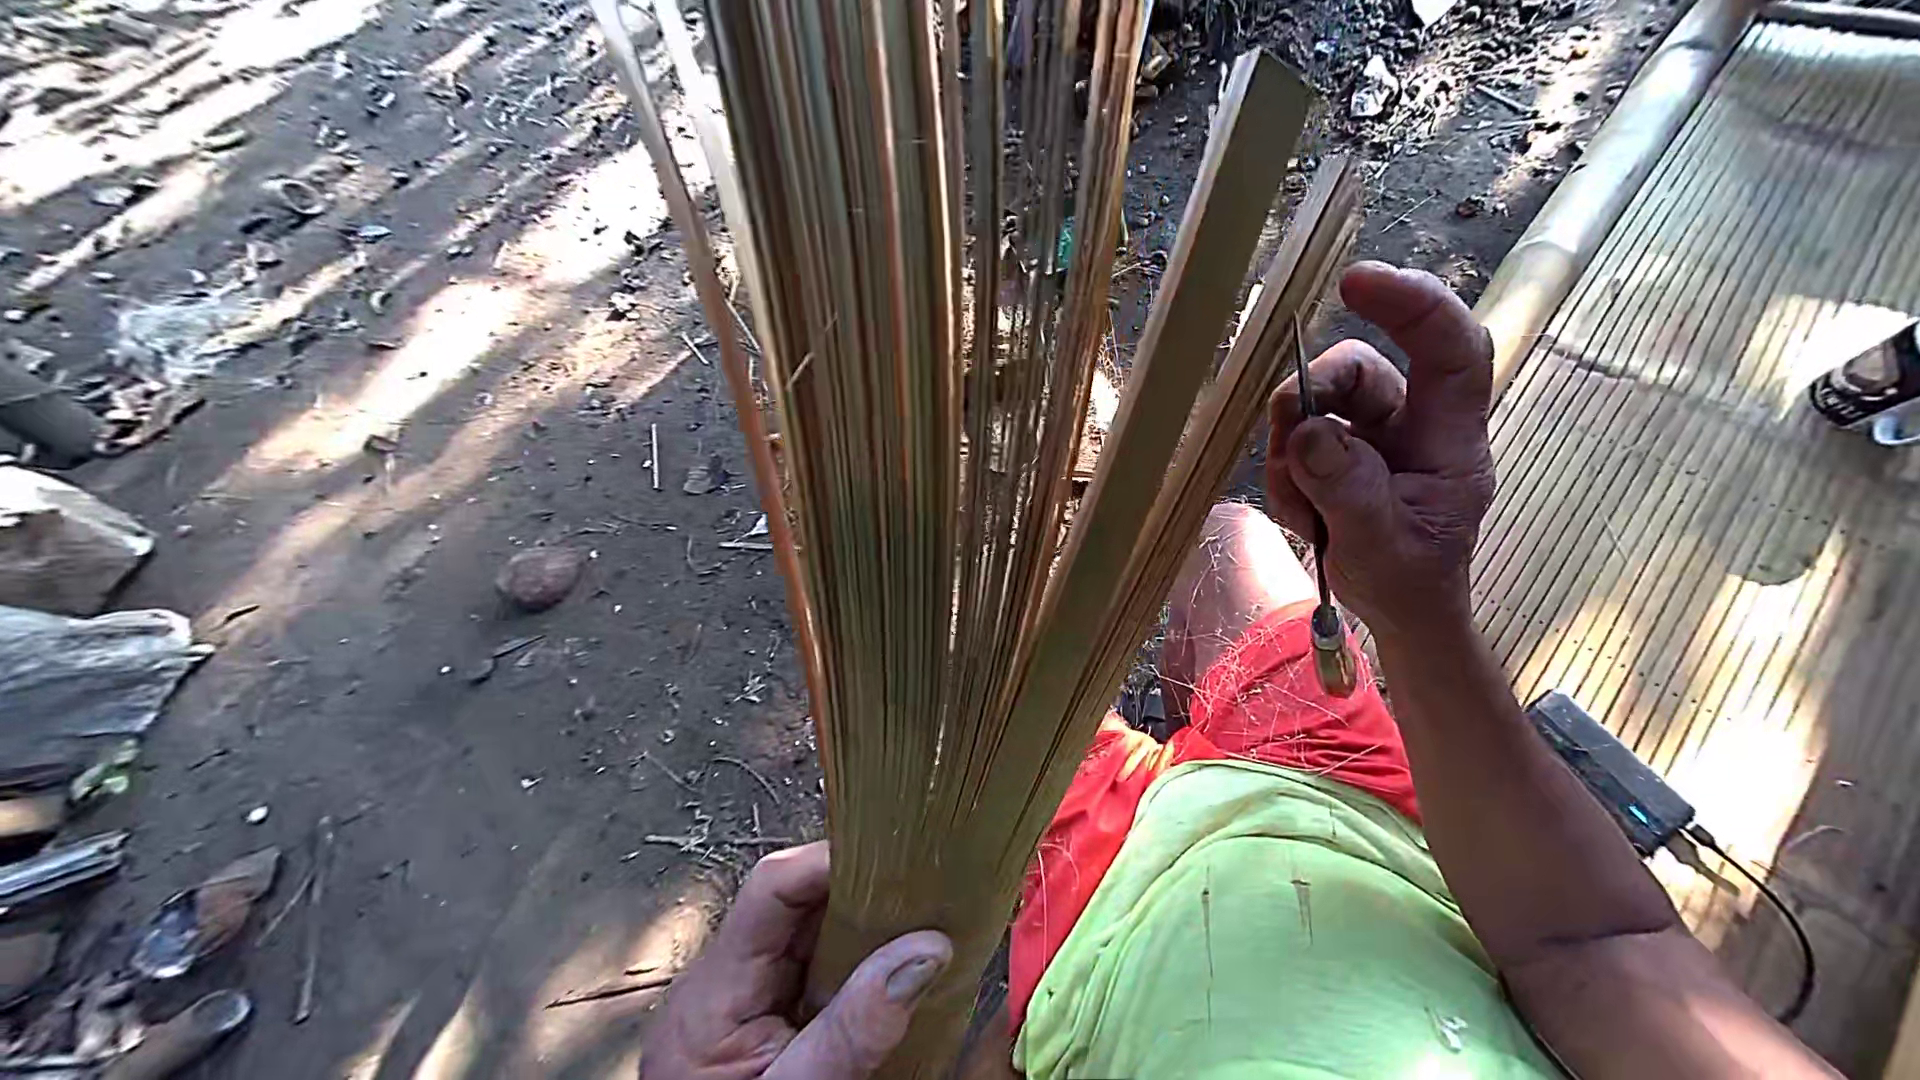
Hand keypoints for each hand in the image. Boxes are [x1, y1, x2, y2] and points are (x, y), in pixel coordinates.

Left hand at [643, 843, 952, 1079]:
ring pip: (814, 925)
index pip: (772, 886)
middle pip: (798, 898)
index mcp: (714, 991)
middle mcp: (726, 976)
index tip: (889, 860)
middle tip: (918, 895)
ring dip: (863, 923)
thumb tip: (925, 952)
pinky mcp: (768, 1008)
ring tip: (915, 923)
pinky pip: (819, 958)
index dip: (829, 861)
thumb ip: (854, 1032)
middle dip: (859, 890)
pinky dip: (858, 955)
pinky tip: (892, 963)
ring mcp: (748, 991)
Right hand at [1264, 262, 1495, 636]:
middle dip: (1310, 395)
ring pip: (1312, 406)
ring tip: (1301, 509)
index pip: (1449, 352)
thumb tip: (1308, 431)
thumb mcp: (1380, 546)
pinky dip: (1284, 475)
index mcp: (1448, 439)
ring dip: (1289, 453)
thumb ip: (1348, 490)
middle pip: (1355, 372)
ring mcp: (1366, 439)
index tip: (1357, 282)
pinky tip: (1301, 513)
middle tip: (1284, 434)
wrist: (1396, 609)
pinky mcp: (1333, 454)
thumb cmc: (1409, 582)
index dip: (1413, 306)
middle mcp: (1408, 425)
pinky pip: (1292, 442)